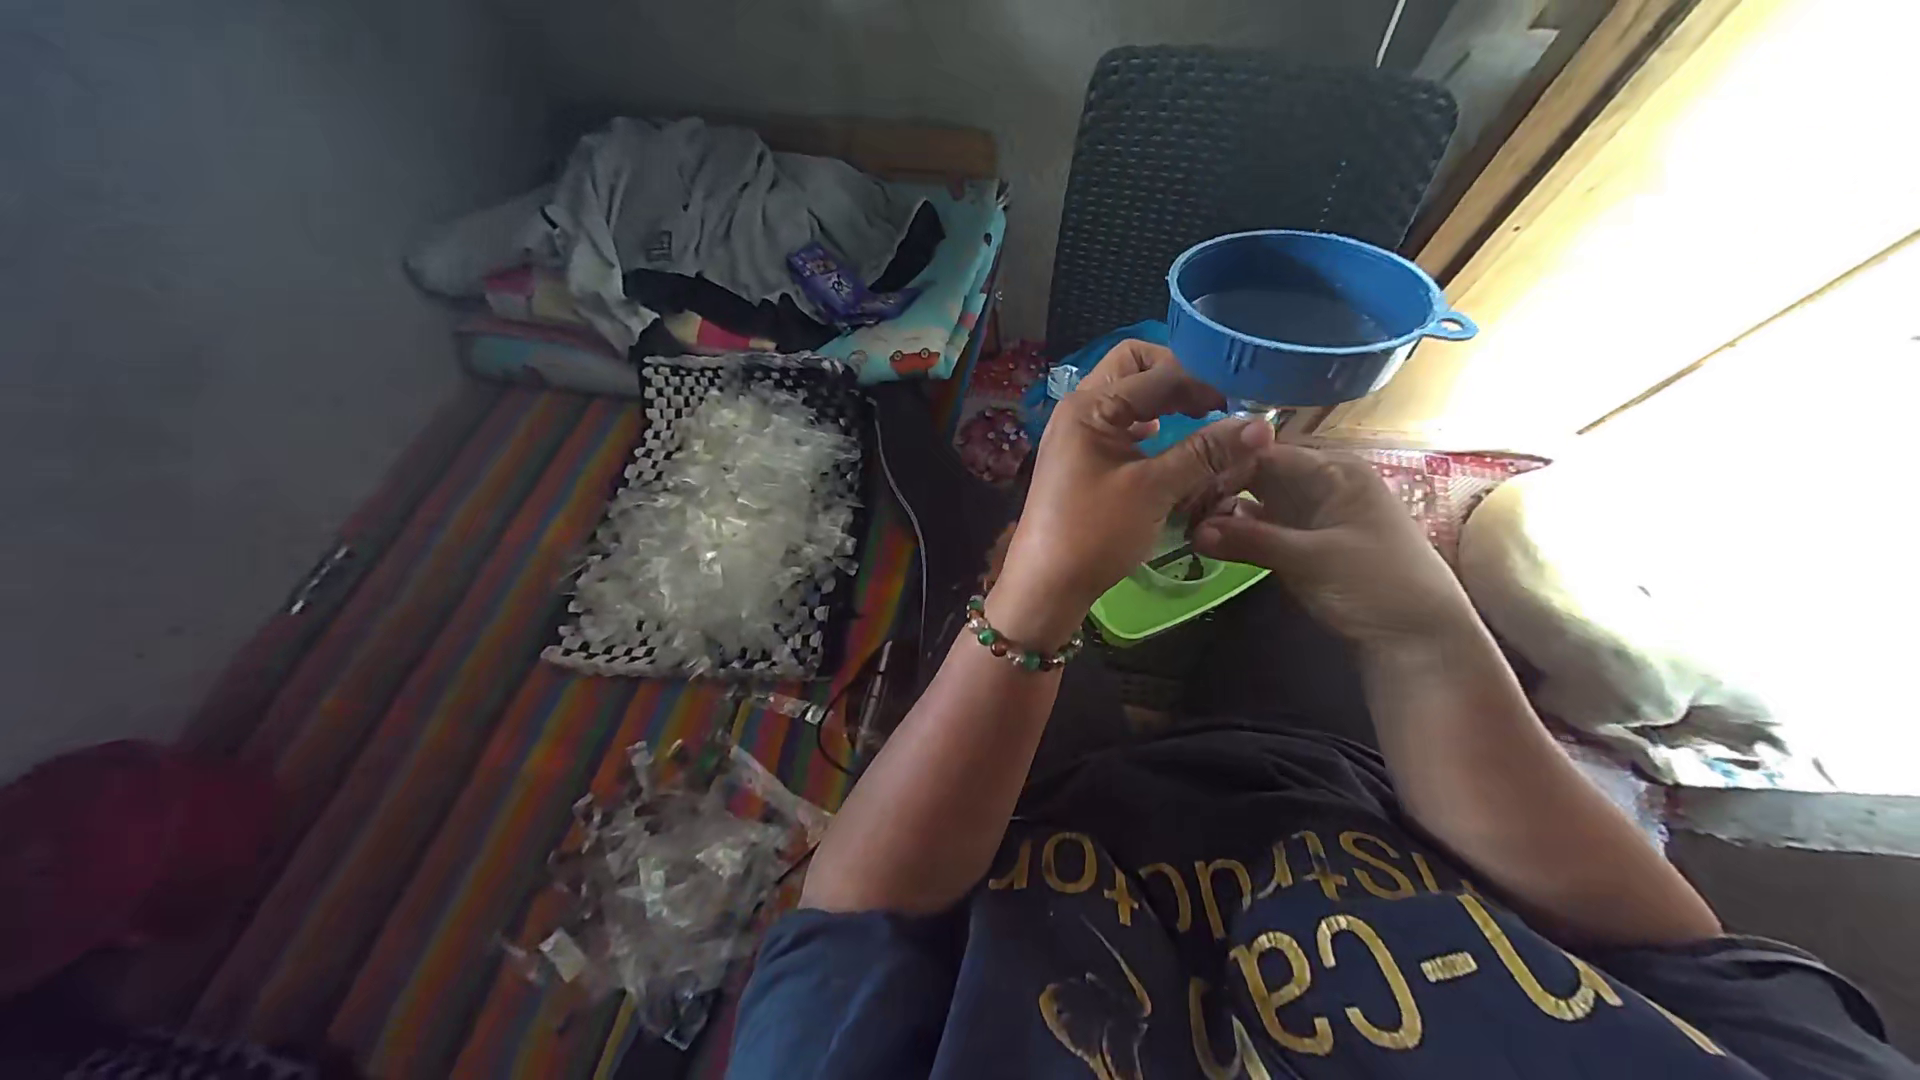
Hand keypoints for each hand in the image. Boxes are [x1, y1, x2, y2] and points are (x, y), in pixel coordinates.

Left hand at [991, 341, 1272, 646]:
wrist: (1046, 584)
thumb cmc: (1095, 533)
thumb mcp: (1154, 490)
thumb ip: (1205, 452)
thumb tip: (1261, 426)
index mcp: (1089, 407)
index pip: (1156, 373)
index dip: (1202, 381)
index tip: (1243, 400)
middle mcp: (1079, 409)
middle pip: (1133, 368)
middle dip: (1176, 376)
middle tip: (1214, 400)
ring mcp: (1076, 433)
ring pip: (1126, 396)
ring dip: (1162, 401)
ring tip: (1202, 418)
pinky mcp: (1081, 458)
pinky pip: (1119, 425)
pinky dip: (1147, 426)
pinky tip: (1169, 442)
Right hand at [1191, 445, 1475, 651]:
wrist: (1420, 640)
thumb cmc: (1377, 585)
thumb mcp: (1312, 558)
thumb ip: (1251, 540)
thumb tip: (1193, 532)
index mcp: (1335, 472)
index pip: (1266, 454)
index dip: (1224, 470)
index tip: (1187, 493)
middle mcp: (1323, 485)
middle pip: (1259, 475)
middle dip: (1220, 491)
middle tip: (1181, 512)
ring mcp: (1314, 515)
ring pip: (1258, 502)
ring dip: (1226, 514)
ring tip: (1189, 529)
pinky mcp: (1306, 544)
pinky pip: (1264, 528)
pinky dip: (1240, 534)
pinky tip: (1212, 543)